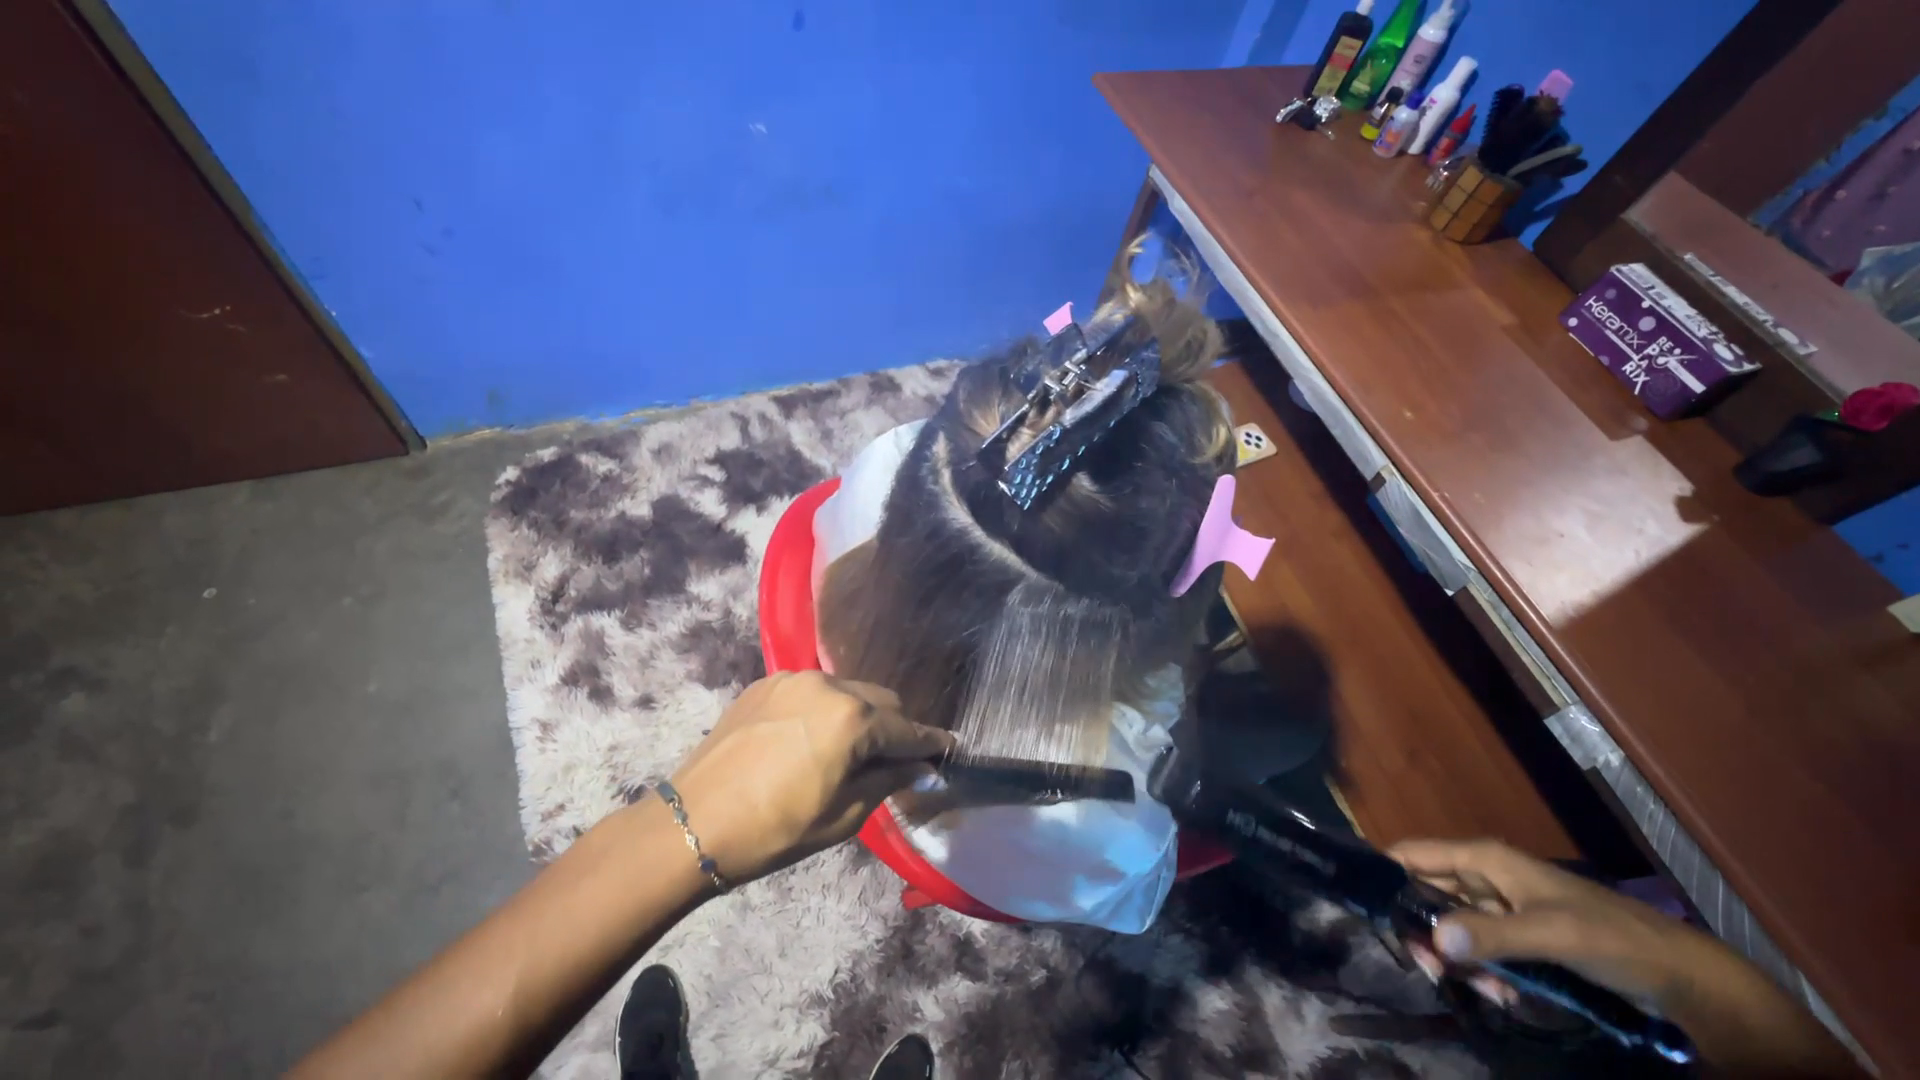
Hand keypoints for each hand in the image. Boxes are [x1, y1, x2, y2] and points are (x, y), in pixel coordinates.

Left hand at [667, 671, 953, 883]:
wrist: (694, 823)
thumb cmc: (776, 829)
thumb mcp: (844, 814)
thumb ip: (889, 780)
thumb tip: (920, 767)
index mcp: (852, 718)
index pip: (907, 728)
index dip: (930, 744)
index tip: (948, 750)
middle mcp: (827, 684)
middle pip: (880, 701)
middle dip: (894, 729)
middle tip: (892, 762)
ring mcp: (792, 679)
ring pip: (846, 691)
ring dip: (858, 716)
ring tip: (848, 751)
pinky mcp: (764, 684)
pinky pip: (811, 691)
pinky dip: (824, 710)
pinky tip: (810, 740)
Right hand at [1388, 838, 1709, 1012]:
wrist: (1675, 973)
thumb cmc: (1610, 936)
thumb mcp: (1552, 933)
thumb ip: (1492, 934)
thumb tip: (1433, 940)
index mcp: (1484, 860)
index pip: (1412, 854)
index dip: (1384, 875)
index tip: (1370, 914)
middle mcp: (1483, 877)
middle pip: (1424, 894)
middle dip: (1421, 930)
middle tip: (1429, 968)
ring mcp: (1499, 908)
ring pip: (1449, 926)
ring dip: (1456, 959)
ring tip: (1482, 989)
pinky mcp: (1514, 935)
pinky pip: (1476, 948)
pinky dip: (1480, 970)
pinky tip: (1503, 994)